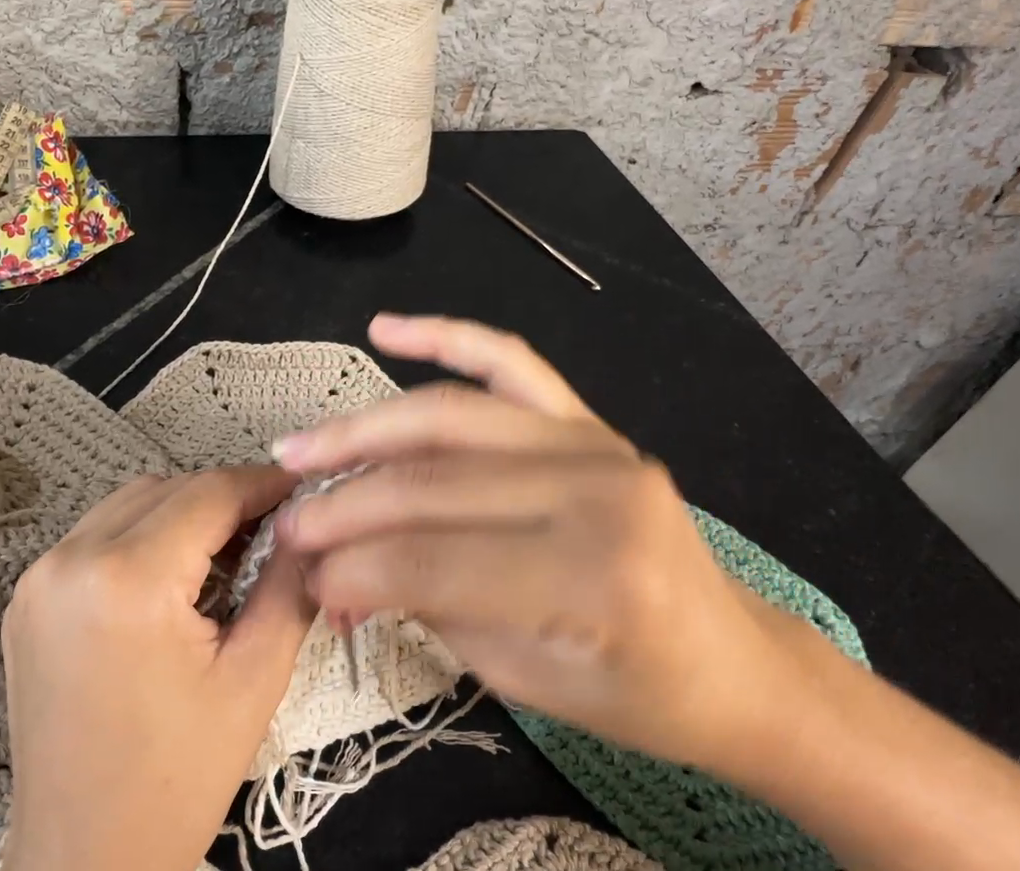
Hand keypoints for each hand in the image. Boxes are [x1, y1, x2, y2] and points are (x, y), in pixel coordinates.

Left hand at [1, 467, 316, 870]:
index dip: (263, 485)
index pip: (209, 492)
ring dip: (181, 515)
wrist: (85, 856)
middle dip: (225, 500)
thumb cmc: (178, 778)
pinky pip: (94, 538)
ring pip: (128, 505)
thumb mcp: (255, 679)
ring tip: (225, 560)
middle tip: (271, 535)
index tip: (303, 493)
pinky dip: (140, 540)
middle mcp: (69, 561)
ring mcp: (37, 578)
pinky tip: (172, 582)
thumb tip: (307, 526)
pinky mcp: (25, 600)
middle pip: (167, 489)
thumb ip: (288, 585)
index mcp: (128, 580)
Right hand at [272, 314, 813, 771]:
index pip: (434, 559)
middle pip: (434, 483)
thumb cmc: (635, 691)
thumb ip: (426, 608)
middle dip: (345, 504)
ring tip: (300, 447)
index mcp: (593, 575)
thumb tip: (332, 572)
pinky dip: (446, 338)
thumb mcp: (523, 678)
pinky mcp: (589, 419)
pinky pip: (510, 363)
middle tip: (286, 520)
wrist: (732, 659)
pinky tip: (386, 328)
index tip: (302, 576)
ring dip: (365, 429)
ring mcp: (595, 440)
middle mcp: (596, 489)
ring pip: (451, 417)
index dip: (354, 567)